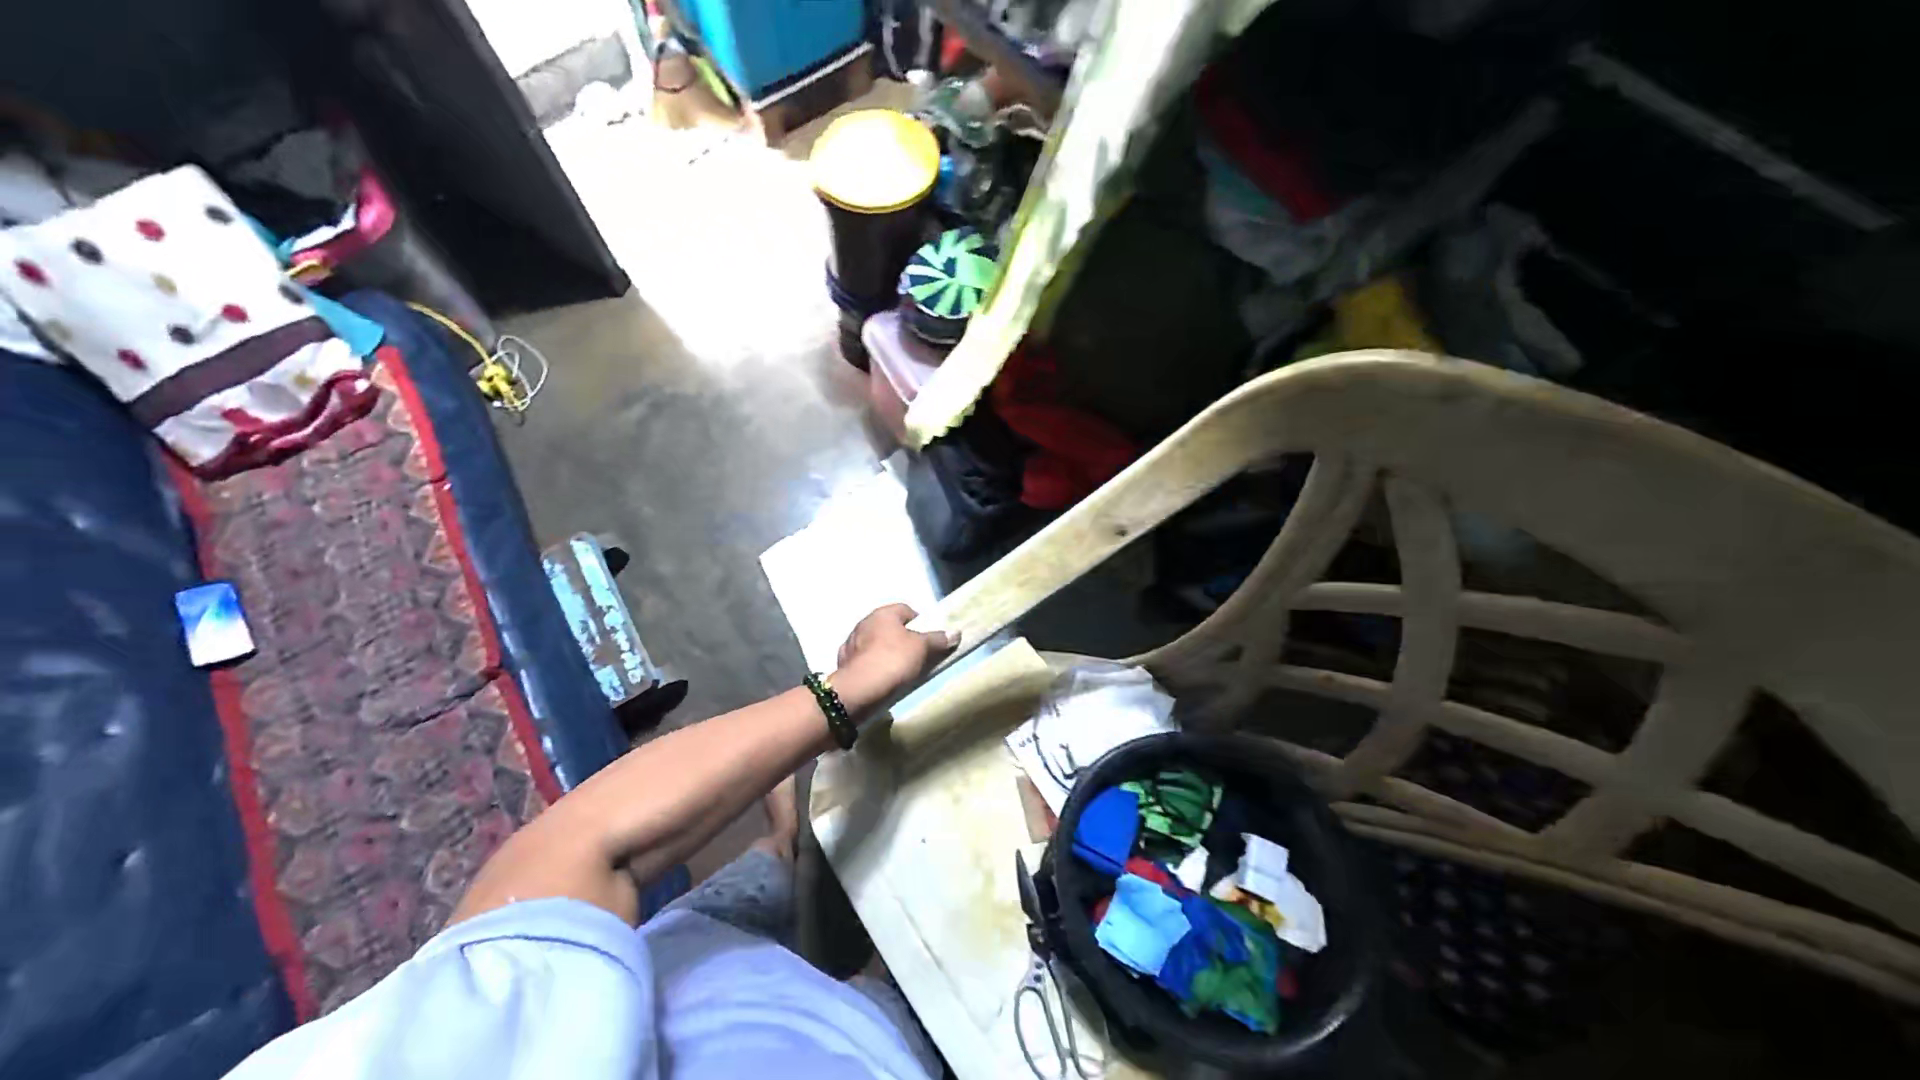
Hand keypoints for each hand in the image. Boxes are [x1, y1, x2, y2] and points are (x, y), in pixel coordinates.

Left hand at [831, 603, 957, 712]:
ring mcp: (851, 643)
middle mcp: (864, 623)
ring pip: (874, 644)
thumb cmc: (893, 659)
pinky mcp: (844, 663)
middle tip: (916, 655)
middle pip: (889, 627)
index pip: (905, 610)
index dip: (920, 622)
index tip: (928, 638)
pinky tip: (881, 678)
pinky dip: (872, 666)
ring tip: (899, 670)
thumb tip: (955, 633)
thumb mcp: (922, 648)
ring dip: (885, 652)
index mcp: (882, 614)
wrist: (860, 689)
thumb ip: (937, 639)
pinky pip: (864, 660)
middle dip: (902, 638)